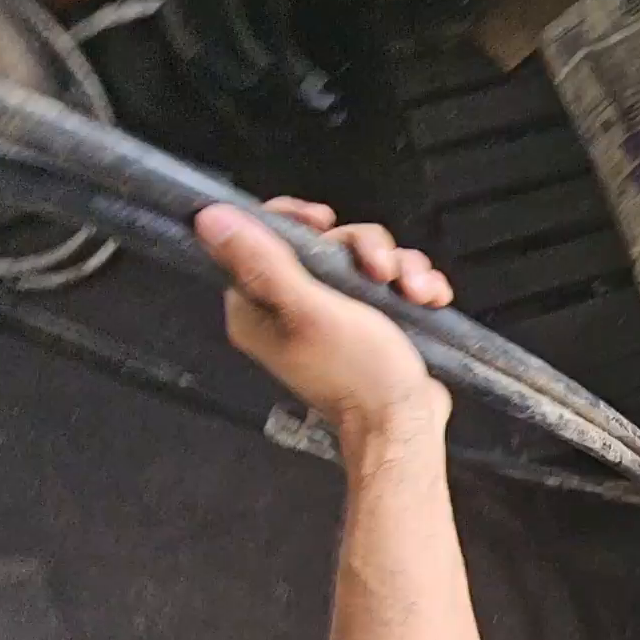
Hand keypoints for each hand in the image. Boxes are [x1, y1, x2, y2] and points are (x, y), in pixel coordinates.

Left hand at [195, 198, 454, 438]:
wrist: (407, 425)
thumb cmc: (359, 373)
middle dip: (368, 251)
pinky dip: (419, 288)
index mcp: (261, 306)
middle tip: (386, 272)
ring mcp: (343, 319)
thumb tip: (207, 215)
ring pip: (372, 265)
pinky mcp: (380, 329)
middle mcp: (297, 309)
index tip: (327, 221)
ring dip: (403, 269)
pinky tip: (433, 300)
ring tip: (418, 294)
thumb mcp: (312, 313)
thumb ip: (266, 264)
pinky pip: (397, 288)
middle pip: (330, 247)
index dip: (295, 220)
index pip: (264, 239)